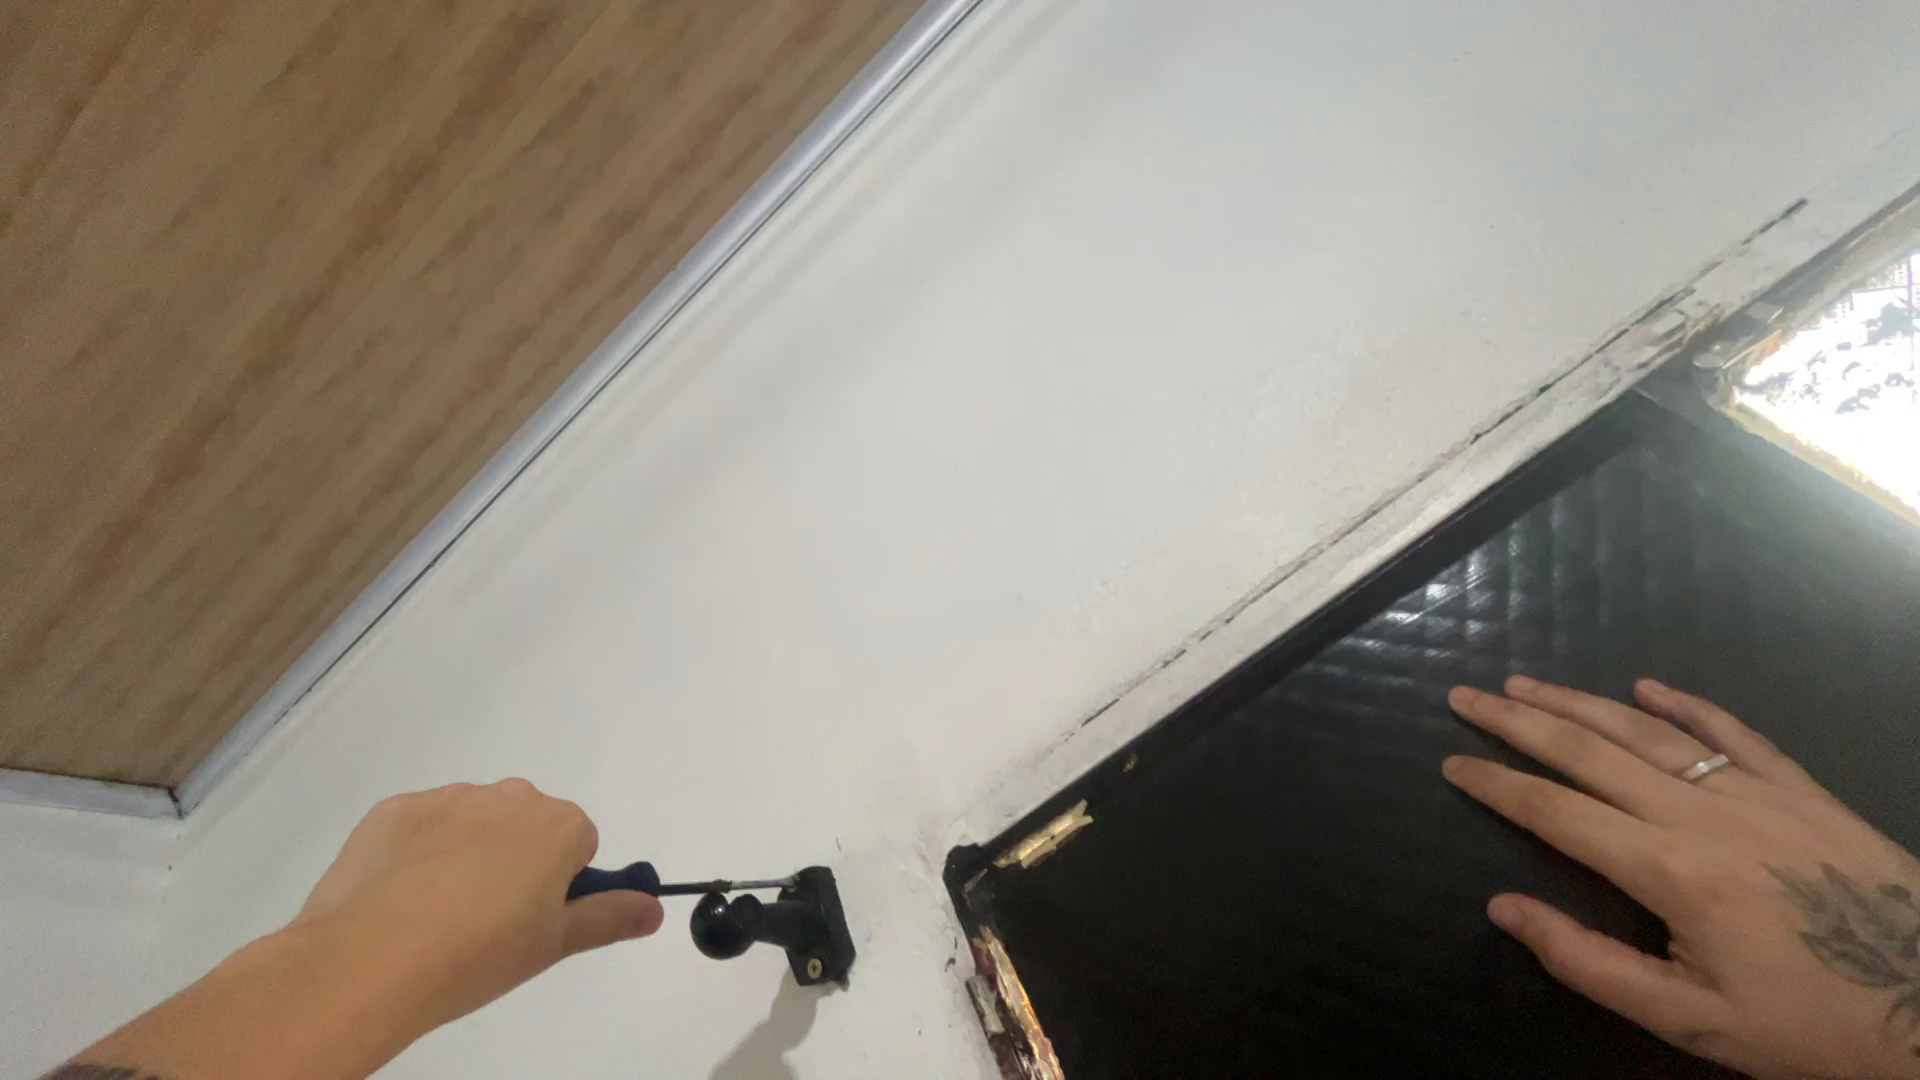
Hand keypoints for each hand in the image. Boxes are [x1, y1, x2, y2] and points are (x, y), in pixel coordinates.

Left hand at [294, 779, 663, 1036]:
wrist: (363, 962)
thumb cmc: (477, 954)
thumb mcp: (553, 944)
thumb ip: (610, 917)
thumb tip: (657, 908)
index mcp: (561, 825)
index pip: (578, 846)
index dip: (558, 884)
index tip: (529, 919)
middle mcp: (515, 796)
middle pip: (529, 826)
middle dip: (516, 860)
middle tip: (484, 920)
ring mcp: (452, 797)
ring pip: (476, 821)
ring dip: (467, 852)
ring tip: (432, 913)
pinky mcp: (396, 808)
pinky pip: (422, 823)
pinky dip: (417, 851)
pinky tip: (396, 895)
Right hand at [1445, 677, 1919, 1079]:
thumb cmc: (1818, 1028)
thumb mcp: (1694, 1020)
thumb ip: (1588, 963)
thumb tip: (1500, 908)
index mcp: (1668, 870)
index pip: (1550, 809)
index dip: (1493, 782)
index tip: (1452, 763)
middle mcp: (1700, 816)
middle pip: (1584, 751)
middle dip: (1513, 720)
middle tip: (1464, 695)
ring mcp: (1756, 795)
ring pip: (1643, 732)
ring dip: (1575, 701)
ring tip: (1523, 682)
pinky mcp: (1806, 793)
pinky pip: (1736, 735)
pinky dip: (1687, 707)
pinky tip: (1646, 686)